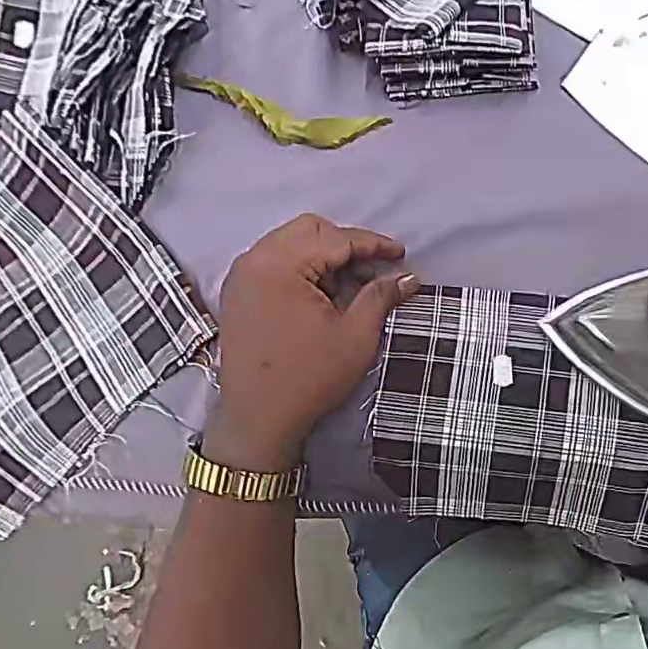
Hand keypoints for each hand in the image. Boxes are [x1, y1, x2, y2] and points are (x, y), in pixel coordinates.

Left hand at [208, 214, 416, 469]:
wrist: (259, 417)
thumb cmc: (310, 377)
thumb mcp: (356, 336)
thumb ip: (381, 297)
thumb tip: (408, 278)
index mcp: (281, 264)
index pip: (335, 239)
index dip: (373, 245)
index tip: (401, 254)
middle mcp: (254, 260)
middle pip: (309, 231)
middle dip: (347, 245)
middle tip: (376, 271)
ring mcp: (241, 277)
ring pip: (290, 245)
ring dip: (325, 258)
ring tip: (352, 287)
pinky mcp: (239, 295)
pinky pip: (275, 264)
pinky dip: (304, 270)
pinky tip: (325, 296)